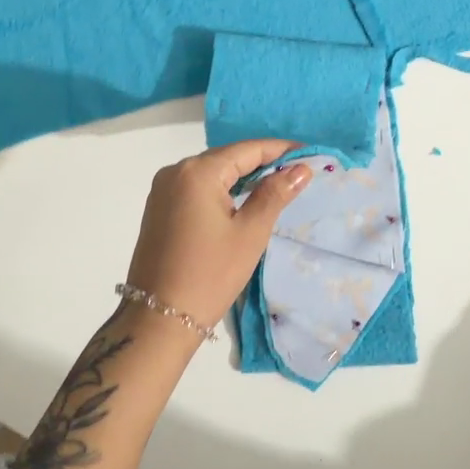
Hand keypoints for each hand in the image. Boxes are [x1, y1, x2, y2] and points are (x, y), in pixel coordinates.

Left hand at [125, 140, 311, 330]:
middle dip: (262, 163)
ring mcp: (162, 190)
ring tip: (277, 186)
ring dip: (242, 177)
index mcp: (197, 172)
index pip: (247, 149)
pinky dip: (222, 190)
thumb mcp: (250, 233)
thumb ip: (274, 194)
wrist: (159, 319)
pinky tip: (242, 201)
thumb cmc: (210, 275)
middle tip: (298, 173)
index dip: (281, 150)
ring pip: (212, 173)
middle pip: (227, 158)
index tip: (311, 155)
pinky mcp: (158, 208)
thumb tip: (300, 168)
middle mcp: (175, 171)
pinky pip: (197, 188)